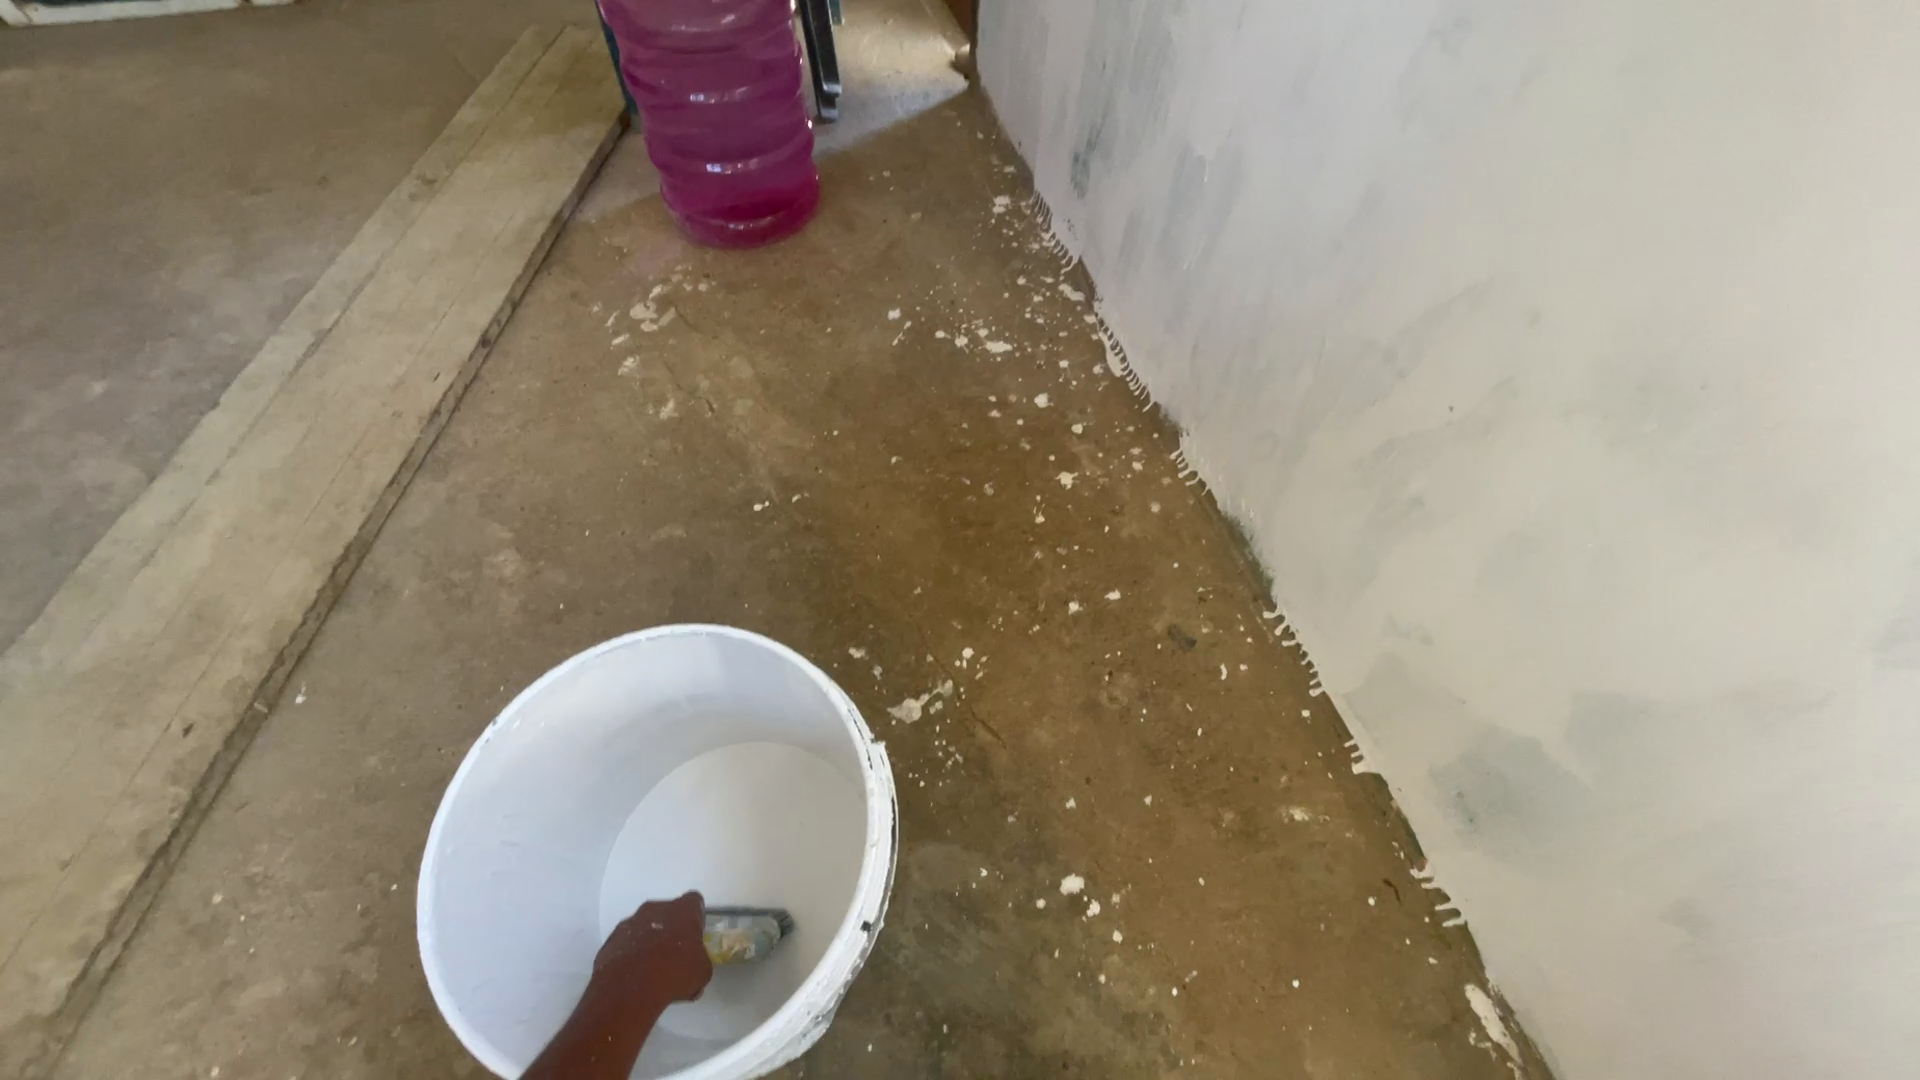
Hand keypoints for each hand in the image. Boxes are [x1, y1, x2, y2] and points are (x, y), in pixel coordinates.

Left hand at [591, 890, 713, 1006]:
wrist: (628, 992)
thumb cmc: (674, 974)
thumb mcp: (701, 972)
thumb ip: (700, 961)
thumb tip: (695, 966)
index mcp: (683, 909)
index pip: (694, 901)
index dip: (695, 917)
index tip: (695, 935)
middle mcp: (655, 908)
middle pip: (666, 911)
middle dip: (669, 928)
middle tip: (673, 953)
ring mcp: (629, 923)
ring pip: (643, 926)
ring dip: (647, 941)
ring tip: (650, 969)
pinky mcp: (610, 942)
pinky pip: (624, 944)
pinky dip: (629, 955)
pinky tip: (633, 976)